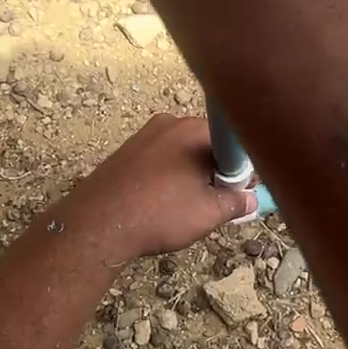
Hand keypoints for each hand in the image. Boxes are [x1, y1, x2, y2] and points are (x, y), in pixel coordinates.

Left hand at [46, 114, 256, 261]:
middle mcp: (170, 123)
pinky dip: (169, 179)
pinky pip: (160, 161)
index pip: (234, 142)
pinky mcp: (126, 152)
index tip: (241, 193)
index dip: (242, 170)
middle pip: (208, 145)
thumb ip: (237, 202)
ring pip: (183, 154)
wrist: (97, 225)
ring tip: (186, 208)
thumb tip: (251, 200)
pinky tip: (162, 204)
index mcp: (194, 130)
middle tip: (215, 204)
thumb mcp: (209, 213)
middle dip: (216, 173)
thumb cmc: (159, 214)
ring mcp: (144, 135)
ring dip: (192, 177)